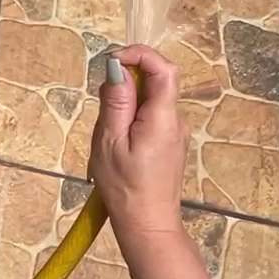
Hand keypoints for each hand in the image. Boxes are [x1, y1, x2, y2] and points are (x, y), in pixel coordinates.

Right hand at [90, 44, 188, 248]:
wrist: (147, 225)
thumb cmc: (124, 186)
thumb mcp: (110, 140)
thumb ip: (116, 101)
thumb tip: (117, 66)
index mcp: (163, 118)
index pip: (164, 68)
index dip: (139, 54)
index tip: (111, 62)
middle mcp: (176, 119)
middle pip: (158, 78)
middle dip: (127, 77)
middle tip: (103, 100)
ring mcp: (175, 130)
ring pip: (152, 95)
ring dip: (127, 96)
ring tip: (108, 125)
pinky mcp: (169, 139)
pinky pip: (151, 111)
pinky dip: (132, 110)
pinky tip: (117, 135)